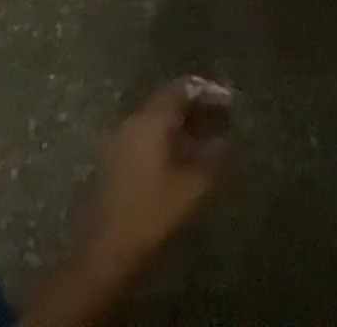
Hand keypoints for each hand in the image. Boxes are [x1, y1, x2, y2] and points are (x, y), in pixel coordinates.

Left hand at [82, 77, 231, 273]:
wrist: (106, 247)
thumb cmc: (152, 213)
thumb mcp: (193, 186)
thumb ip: (214, 157)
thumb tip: (226, 139)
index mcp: (150, 120)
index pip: (180, 88)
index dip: (207, 90)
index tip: (231, 100)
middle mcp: (132, 122)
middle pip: (167, 102)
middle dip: (197, 106)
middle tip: (226, 117)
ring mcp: (120, 140)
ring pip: (157, 120)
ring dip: (184, 123)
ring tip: (212, 136)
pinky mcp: (116, 159)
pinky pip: (147, 136)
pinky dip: (170, 138)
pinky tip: (186, 156)